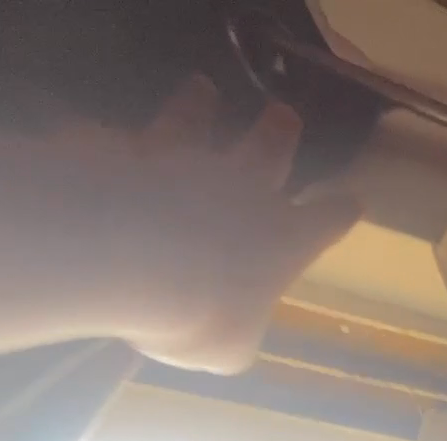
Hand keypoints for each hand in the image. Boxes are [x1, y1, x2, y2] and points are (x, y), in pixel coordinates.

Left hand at [62, 76, 360, 373]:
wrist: (120, 259)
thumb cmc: (200, 313)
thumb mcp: (229, 347)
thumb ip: (235, 334)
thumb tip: (227, 334)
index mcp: (288, 238)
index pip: (330, 219)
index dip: (342, 211)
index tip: (352, 200)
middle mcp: (244, 191)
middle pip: (270, 151)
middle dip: (280, 134)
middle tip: (284, 116)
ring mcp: (181, 163)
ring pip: (196, 123)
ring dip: (199, 106)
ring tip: (202, 87)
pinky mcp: (118, 151)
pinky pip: (111, 138)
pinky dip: (106, 136)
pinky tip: (93, 131)